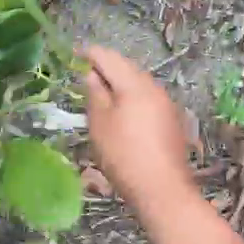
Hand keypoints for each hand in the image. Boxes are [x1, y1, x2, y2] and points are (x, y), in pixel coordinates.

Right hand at [83, 45, 195, 208]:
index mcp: (134, 83)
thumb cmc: (124, 154)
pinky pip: (147, 97)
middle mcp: (153, 86)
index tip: (73, 55)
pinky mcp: (171, 119)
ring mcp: (165, 102)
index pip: (108, 57)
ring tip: (101, 93)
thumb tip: (91, 74)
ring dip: (119, 82)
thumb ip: (95, 94)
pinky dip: (131, 96)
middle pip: (126, 67)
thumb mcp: (100, 124)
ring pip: (138, 82)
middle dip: (105, 66)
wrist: (163, 189)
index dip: (89, 54)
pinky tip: (122, 111)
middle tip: (85, 74)